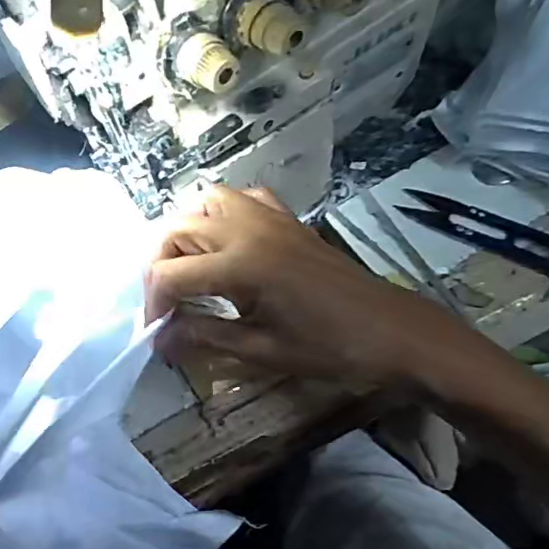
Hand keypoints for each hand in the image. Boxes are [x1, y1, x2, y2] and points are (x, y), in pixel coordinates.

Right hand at [145, 186, 470, 391]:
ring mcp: (270, 219)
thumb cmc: (331, 347)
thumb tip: (161, 341)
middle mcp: (248, 230)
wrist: (394, 332)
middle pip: (176, 229)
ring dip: (187, 231)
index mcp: (241, 266)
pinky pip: (244, 198)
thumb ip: (205, 337)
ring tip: (190, 265)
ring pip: (206, 201)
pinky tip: (228, 241)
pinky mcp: (288, 220)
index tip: (156, 332)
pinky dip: (225, 213)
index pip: (171, 274)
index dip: (154, 304)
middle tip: (167, 301)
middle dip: (159, 265)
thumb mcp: (262, 350)